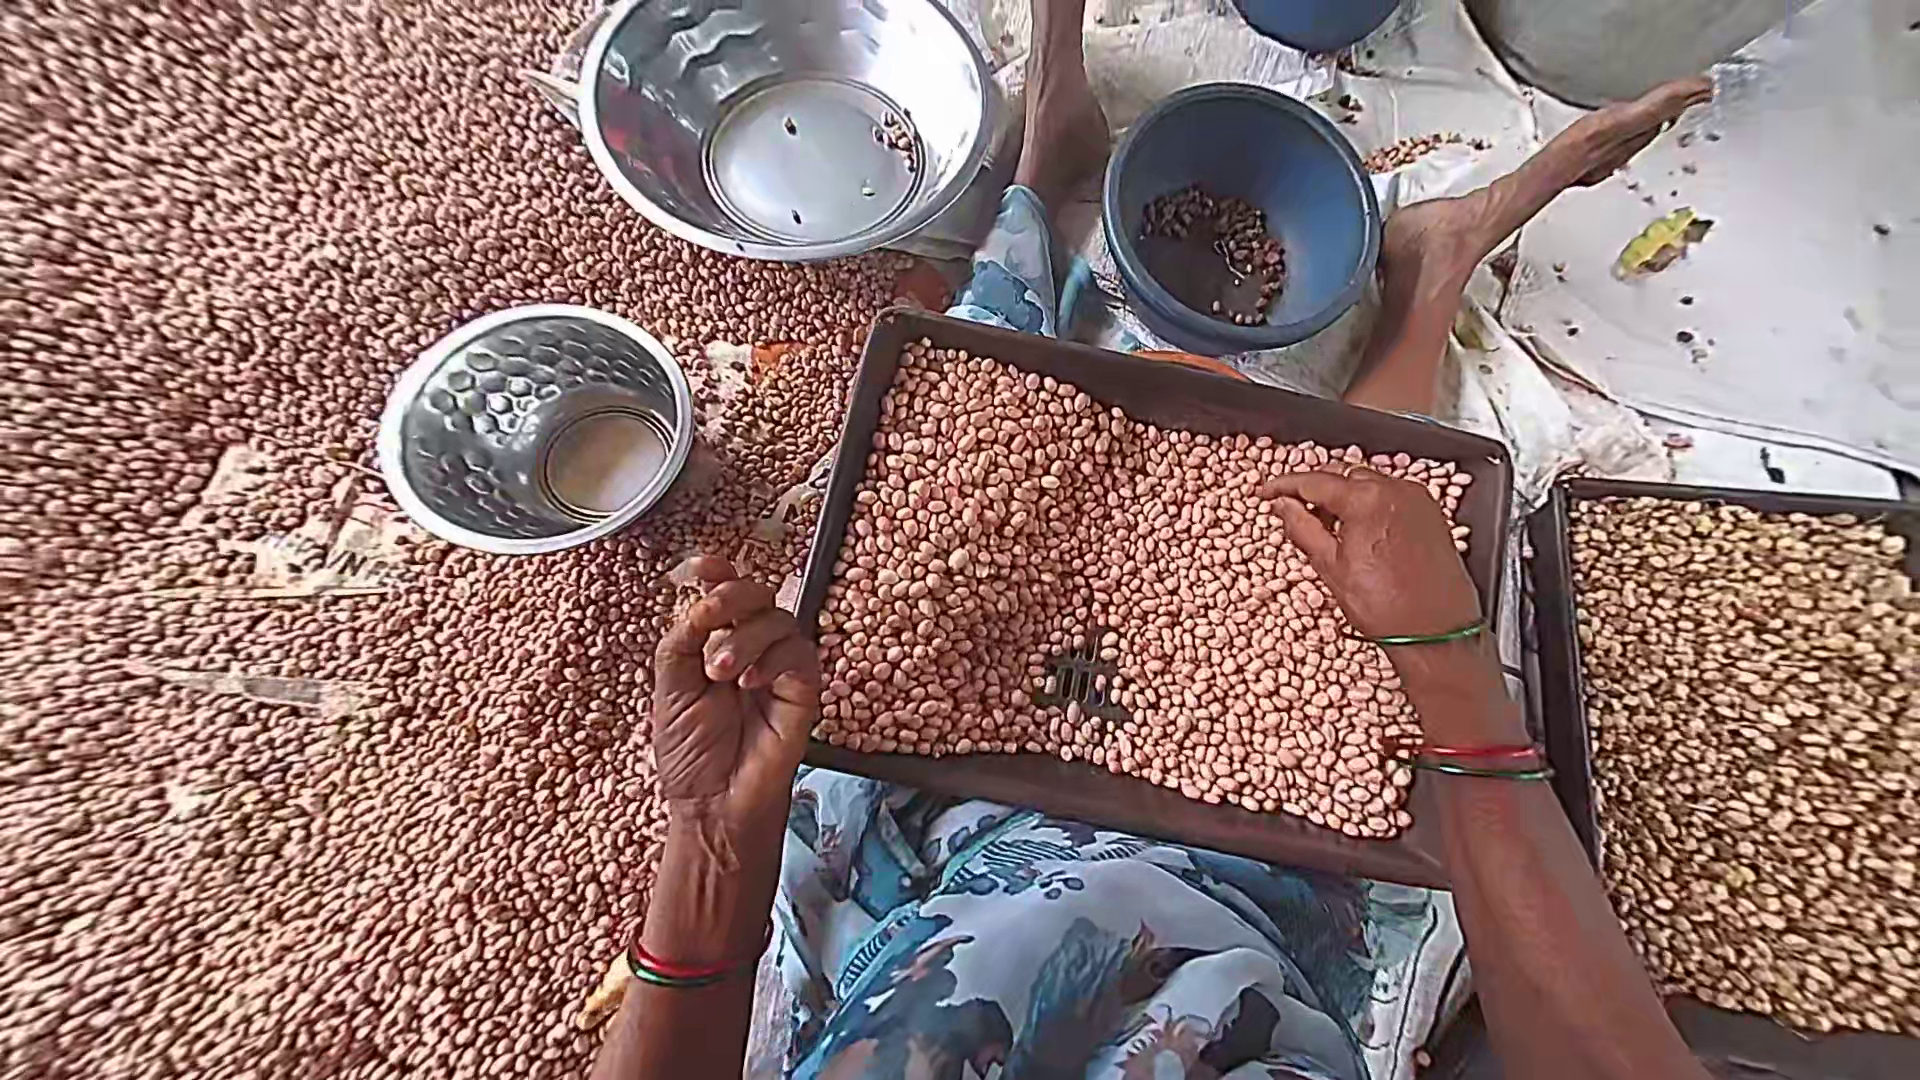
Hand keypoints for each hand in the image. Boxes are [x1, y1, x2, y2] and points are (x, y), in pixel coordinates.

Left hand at [652, 556, 820, 827]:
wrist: (714, 800)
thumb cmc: (692, 750)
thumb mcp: (670, 689)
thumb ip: (683, 640)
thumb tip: (701, 600)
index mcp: (717, 641)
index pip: (724, 593)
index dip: (715, 571)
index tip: (699, 567)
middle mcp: (752, 644)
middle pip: (756, 594)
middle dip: (732, 598)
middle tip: (710, 621)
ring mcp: (780, 663)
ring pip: (777, 619)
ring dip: (746, 638)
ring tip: (722, 674)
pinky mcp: (805, 683)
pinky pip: (799, 651)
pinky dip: (773, 659)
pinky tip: (752, 683)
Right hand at [1256, 466, 1479, 639]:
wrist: (1436, 631)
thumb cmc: (1387, 605)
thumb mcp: (1328, 565)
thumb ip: (1301, 527)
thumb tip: (1283, 506)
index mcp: (1367, 501)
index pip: (1314, 481)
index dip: (1284, 485)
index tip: (1268, 492)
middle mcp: (1396, 491)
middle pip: (1341, 474)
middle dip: (1312, 488)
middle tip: (1289, 507)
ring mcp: (1416, 501)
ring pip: (1365, 481)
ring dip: (1338, 494)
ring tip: (1320, 522)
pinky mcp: (1429, 514)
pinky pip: (1388, 494)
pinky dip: (1364, 502)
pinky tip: (1351, 526)